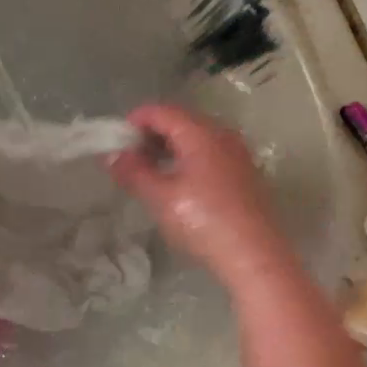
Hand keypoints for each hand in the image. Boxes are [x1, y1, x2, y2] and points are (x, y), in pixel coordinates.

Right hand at [110, 104, 291, 277]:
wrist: (255, 256)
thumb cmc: (204, 222)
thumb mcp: (160, 198)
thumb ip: (134, 172)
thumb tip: (112, 155)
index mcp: (201, 134)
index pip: (162, 111)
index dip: (135, 120)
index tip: (115, 141)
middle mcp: (223, 135)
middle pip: (181, 120)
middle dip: (151, 134)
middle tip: (129, 157)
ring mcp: (238, 154)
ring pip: (197, 138)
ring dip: (170, 147)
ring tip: (149, 172)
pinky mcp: (245, 174)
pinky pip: (210, 154)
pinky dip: (188, 159)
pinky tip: (178, 184)